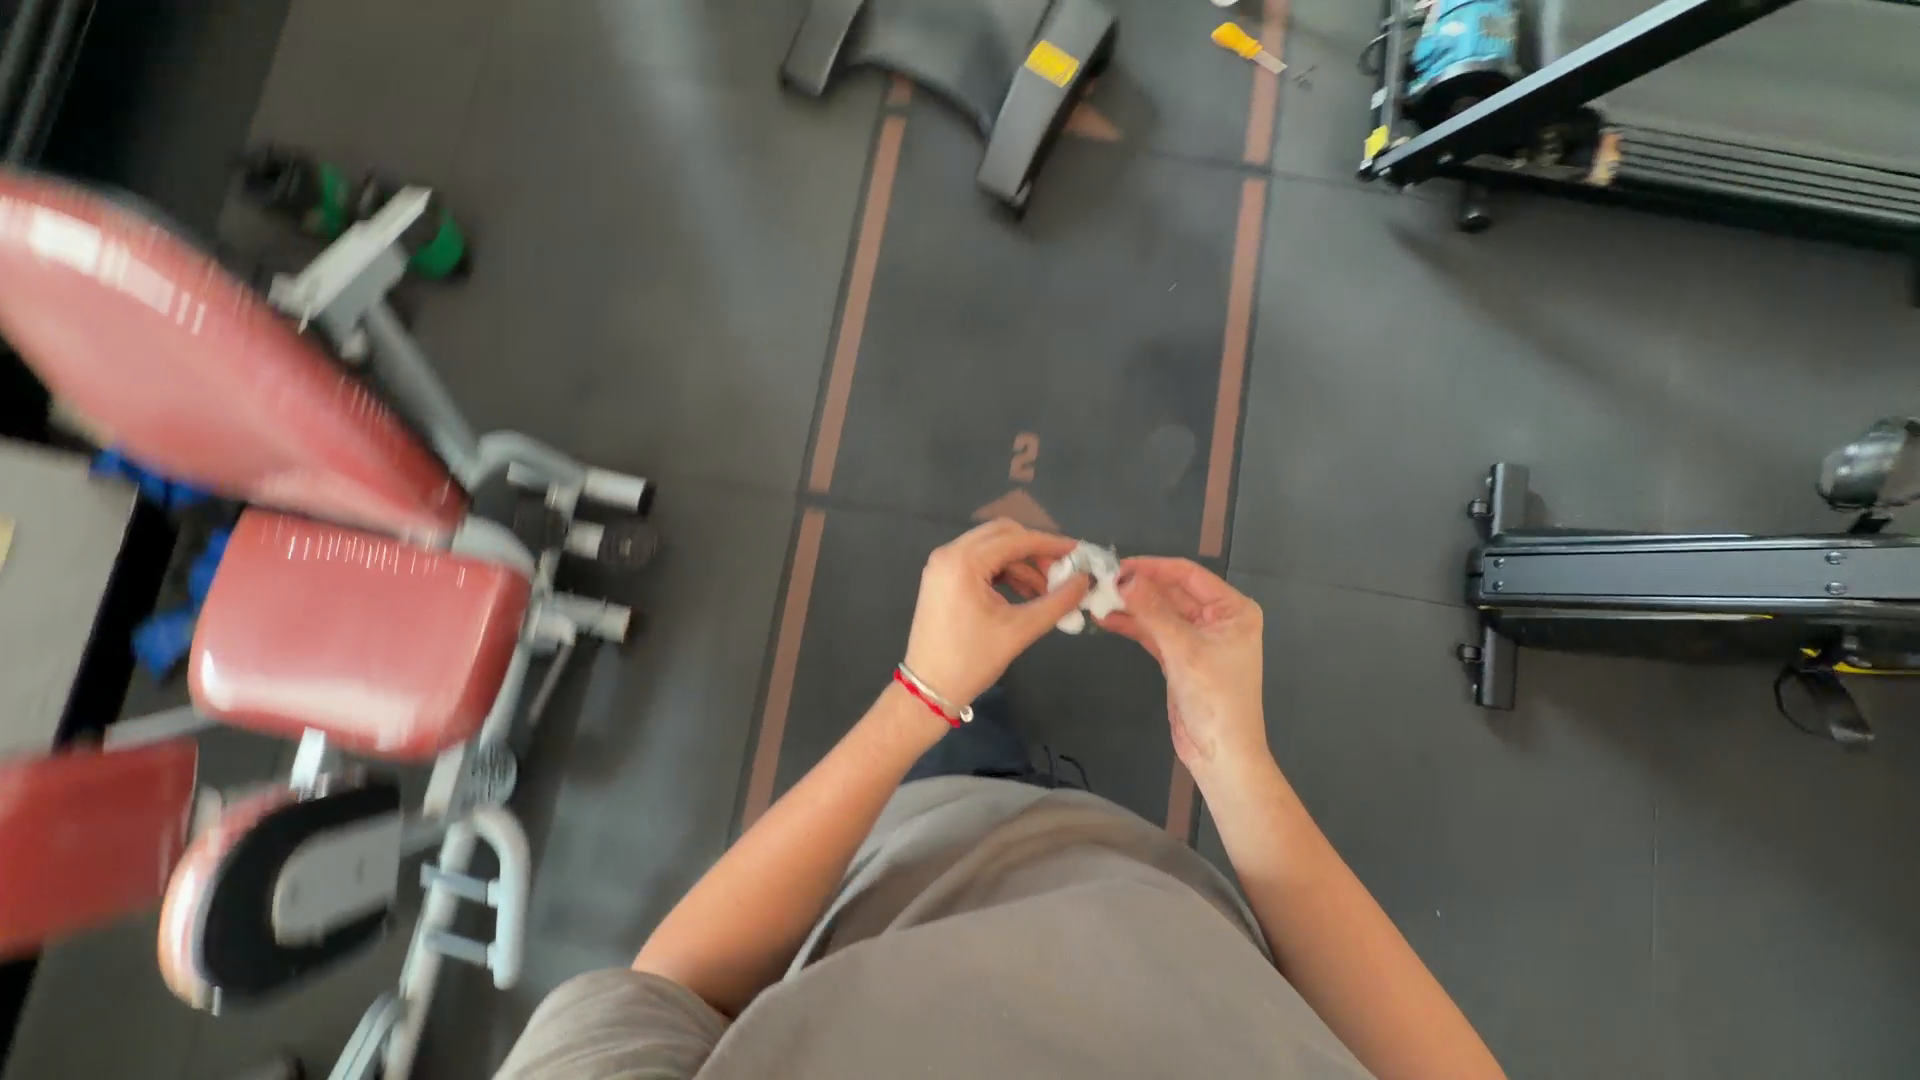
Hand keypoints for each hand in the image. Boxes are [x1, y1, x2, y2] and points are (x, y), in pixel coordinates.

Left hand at [902, 519, 1088, 710]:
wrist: (929, 689)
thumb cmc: (972, 660)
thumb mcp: (1019, 630)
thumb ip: (1056, 602)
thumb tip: (1085, 581)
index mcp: (964, 561)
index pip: (1016, 539)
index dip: (1050, 544)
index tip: (1077, 551)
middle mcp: (949, 554)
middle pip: (1002, 534)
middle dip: (1034, 550)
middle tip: (1060, 571)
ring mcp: (941, 565)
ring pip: (991, 548)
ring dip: (1020, 563)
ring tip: (1045, 591)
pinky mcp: (941, 578)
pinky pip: (979, 562)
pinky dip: (1003, 573)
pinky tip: (1023, 594)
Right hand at [1098, 558, 1266, 783]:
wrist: (1220, 753)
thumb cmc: (1215, 697)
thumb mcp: (1184, 650)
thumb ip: (1152, 611)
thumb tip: (1123, 578)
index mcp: (1232, 609)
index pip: (1188, 575)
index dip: (1153, 567)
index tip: (1118, 566)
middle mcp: (1217, 618)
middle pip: (1171, 592)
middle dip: (1138, 588)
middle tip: (1101, 582)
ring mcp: (1197, 638)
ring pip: (1159, 612)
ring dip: (1131, 607)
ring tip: (1097, 599)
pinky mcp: (1180, 657)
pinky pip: (1154, 632)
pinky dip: (1133, 626)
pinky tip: (1107, 619)